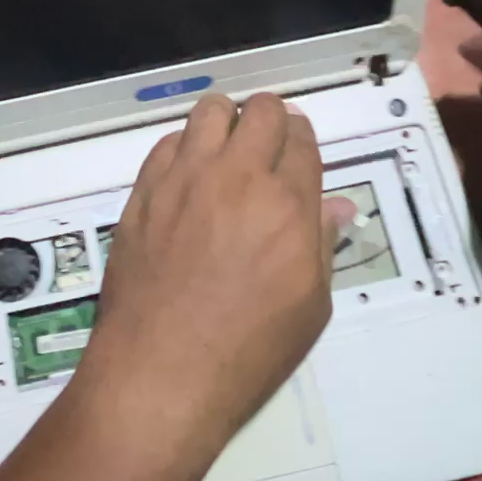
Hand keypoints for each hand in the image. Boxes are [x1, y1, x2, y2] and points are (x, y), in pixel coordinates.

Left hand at [77, 94, 353, 445]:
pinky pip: (168, 142)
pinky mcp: (145, 190)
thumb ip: (322, 244)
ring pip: (211, 110)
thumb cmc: (248, 351)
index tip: (295, 151)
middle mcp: (238, 177)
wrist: (161, 371)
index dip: (302, 141)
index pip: (303, 140)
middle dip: (271, 121)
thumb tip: (337, 206)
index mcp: (288, 205)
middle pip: (262, 111)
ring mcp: (185, 178)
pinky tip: (186, 179)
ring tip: (225, 153)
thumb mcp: (309, 308)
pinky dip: (184, 149)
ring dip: (226, 122)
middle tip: (265, 149)